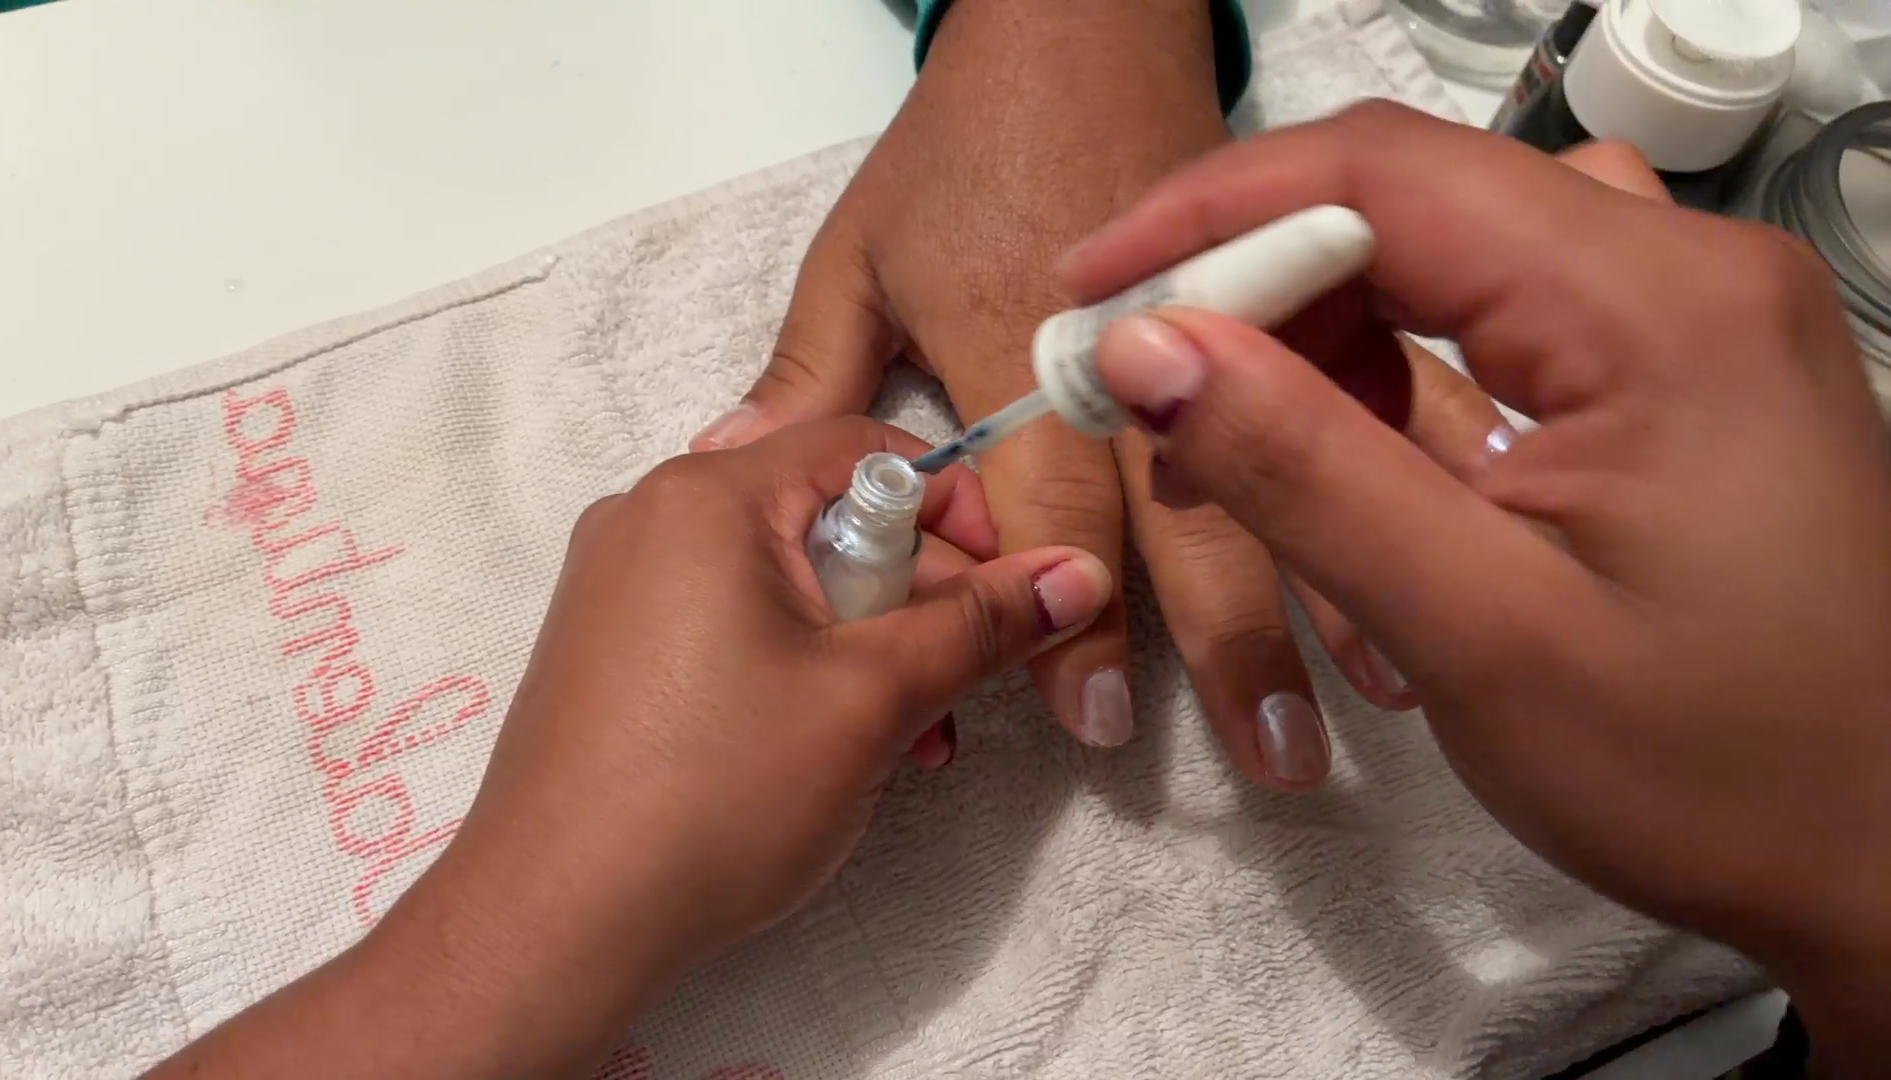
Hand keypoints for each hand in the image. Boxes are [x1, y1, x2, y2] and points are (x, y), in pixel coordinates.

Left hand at [145, 418, 1110, 1079]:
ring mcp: (628, 578)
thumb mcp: (872, 697)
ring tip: (911, 733)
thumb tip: (1079, 575)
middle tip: (961, 679)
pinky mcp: (619, 639)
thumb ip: (983, 624)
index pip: (863, 448)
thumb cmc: (720, 792)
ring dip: (869, 641)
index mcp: (708, 496)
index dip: (952, 502)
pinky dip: (805, 659)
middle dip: (915, 597)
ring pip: (791, 577)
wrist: (550, 932)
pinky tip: (837, 736)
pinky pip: (740, 616)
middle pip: (828, 517)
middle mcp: (658, 514)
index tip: (1003, 577)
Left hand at [690, 0, 1393, 788]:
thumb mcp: (858, 260)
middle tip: (1275, 759)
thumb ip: (808, 376)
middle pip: (1182, 522)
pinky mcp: (1273, 297)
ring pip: (1273, 472)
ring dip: (1322, 588)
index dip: (1068, 624)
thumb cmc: (959, 147)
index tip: (1096, 726)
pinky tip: (1420, 544)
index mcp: (1020, 361)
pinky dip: (1376, 472)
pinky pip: (1338, 396)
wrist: (1073, 21)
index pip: (1050, 517)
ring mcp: (1213, 329)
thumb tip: (730, 458)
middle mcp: (1128, 364)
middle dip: (1227, 646)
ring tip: (1370, 700)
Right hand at [1072, 102, 1890, 1068]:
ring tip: (1203, 463)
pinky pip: (1436, 341)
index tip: (1090, 285)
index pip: (1380, 175)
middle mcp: (1651, 274)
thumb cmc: (1697, 764)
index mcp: (1643, 303)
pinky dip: (1336, 393)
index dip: (1207, 213)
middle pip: (1387, 213)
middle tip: (1134, 389)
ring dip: (1279, 353)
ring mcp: (1637, 326)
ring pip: (1401, 277)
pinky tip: (1295, 474)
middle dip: (1234, 293)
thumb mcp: (1467, 621)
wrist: (1878, 868)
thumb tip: (1142, 352)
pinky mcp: (1612, 383)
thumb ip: (1298, 470)